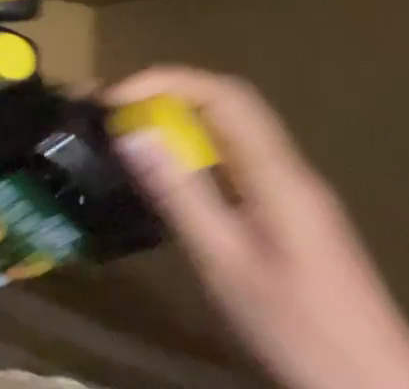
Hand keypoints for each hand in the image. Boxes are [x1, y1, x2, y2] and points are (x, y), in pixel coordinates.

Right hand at [106, 67, 408, 388]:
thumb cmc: (298, 326)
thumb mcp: (226, 261)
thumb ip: (180, 194)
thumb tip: (130, 132)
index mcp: (279, 176)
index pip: (224, 95)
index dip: (164, 82)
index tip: (113, 101)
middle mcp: (289, 173)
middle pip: (226, 108)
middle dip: (162, 99)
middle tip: (109, 119)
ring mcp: (292, 196)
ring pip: (228, 136)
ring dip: (174, 127)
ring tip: (123, 145)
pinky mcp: (288, 219)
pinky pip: (233, 164)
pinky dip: (191, 157)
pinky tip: (164, 185)